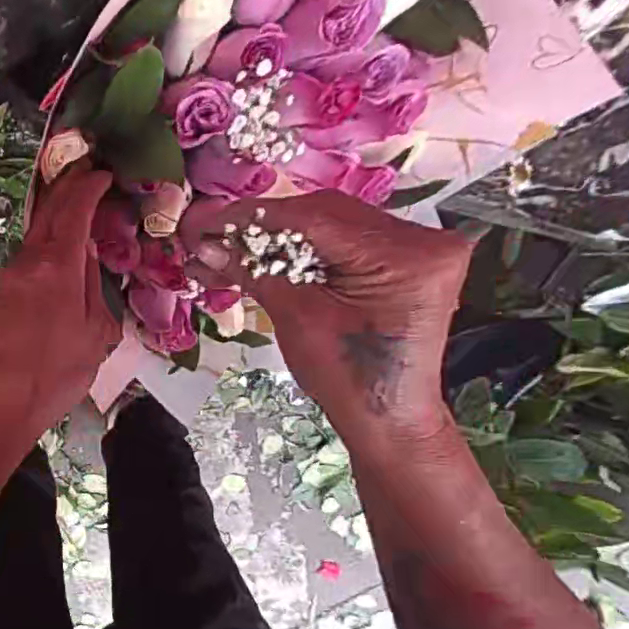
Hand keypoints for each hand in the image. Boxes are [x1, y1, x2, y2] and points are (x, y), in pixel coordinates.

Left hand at [0, 162, 119, 438]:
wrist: (3, 402)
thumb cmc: (57, 372)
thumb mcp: (95, 331)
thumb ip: (93, 284)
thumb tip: (88, 252)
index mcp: (55, 267)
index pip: (73, 210)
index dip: (89, 187)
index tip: (104, 174)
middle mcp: (27, 262)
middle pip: (47, 212)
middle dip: (68, 187)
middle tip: (88, 170)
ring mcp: (8, 276)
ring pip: (35, 235)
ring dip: (56, 216)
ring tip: (79, 208)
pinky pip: (27, 258)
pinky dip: (45, 244)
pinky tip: (59, 253)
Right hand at [181, 190, 472, 451]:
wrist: (385, 414)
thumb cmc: (345, 377)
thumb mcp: (297, 318)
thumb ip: (255, 272)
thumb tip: (205, 246)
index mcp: (406, 255)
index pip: (317, 218)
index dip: (255, 217)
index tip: (209, 223)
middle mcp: (423, 239)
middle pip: (327, 214)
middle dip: (265, 225)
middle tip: (215, 235)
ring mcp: (418, 247)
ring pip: (332, 224)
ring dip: (280, 235)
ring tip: (232, 248)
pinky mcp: (404, 258)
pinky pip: (343, 241)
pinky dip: (302, 248)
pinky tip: (266, 255)